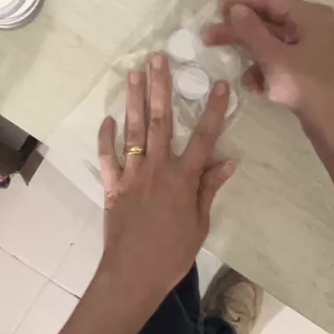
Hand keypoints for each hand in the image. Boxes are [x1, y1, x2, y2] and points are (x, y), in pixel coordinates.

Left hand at [93, 54, 237, 307]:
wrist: (133, 274)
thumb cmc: (172, 254)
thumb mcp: (199, 224)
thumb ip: (208, 189)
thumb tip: (228, 161)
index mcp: (183, 179)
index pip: (203, 137)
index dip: (213, 110)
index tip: (219, 83)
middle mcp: (157, 169)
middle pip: (160, 121)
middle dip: (160, 87)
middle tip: (159, 58)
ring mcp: (132, 175)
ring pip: (133, 131)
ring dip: (133, 100)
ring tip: (134, 72)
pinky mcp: (113, 187)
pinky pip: (108, 158)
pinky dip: (106, 137)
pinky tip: (108, 118)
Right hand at [202, 0, 333, 132]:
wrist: (333, 123)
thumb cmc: (305, 85)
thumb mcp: (273, 57)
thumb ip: (252, 31)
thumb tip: (235, 9)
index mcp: (311, 16)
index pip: (271, 3)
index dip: (242, 5)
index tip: (218, 9)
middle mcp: (314, 27)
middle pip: (270, 25)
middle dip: (241, 35)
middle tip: (210, 37)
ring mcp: (313, 49)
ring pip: (273, 47)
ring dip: (254, 61)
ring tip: (241, 78)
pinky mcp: (309, 69)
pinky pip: (282, 63)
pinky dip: (267, 73)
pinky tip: (258, 90)